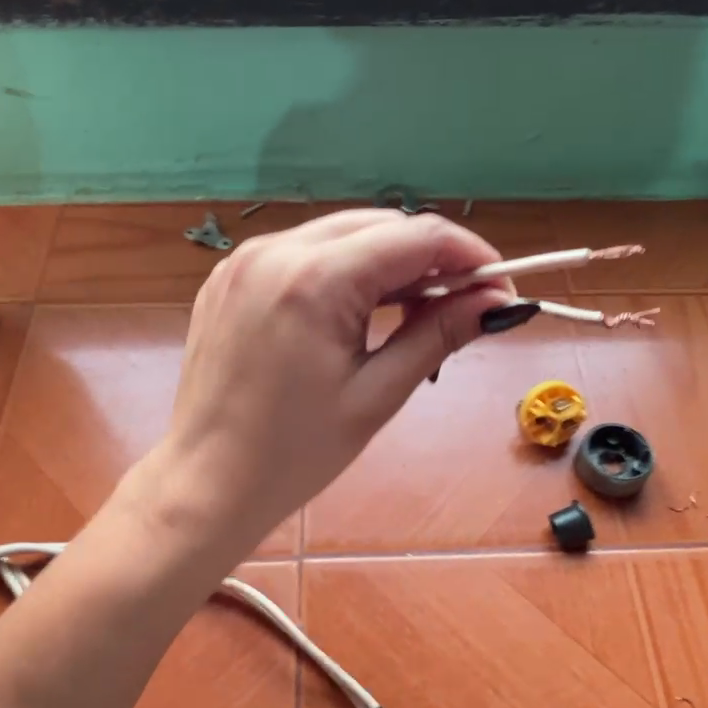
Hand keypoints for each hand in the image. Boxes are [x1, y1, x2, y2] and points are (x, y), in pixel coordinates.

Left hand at [148, 209, 514, 553]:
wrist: (206, 483)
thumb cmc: (296, 453)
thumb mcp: (377, 395)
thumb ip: (438, 335)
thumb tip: (497, 301)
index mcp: (315, 279)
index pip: (415, 236)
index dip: (469, 254)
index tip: (501, 285)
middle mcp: (276, 249)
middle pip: (379, 224)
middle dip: (430, 256)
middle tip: (461, 304)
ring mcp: (245, 259)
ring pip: (341, 233)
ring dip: (387, 260)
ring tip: (415, 311)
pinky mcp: (230, 275)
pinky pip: (303, 252)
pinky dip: (342, 268)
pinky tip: (357, 311)